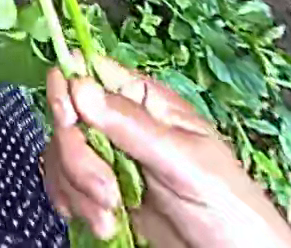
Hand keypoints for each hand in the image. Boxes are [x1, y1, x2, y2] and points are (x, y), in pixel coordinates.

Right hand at [44, 58, 290, 247]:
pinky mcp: (101, 191)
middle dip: (76, 153)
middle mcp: (119, 120)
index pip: (87, 68)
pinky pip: (64, 181)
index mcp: (141, 97)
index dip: (68, 86)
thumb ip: (131, 125)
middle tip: (106, 190)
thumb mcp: (184, 161)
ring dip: (75, 184)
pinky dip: (70, 200)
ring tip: (109, 217)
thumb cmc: (229, 205)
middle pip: (68, 113)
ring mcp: (109, 156)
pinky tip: (98, 221)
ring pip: (61, 148)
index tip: (70, 119)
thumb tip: (79, 86)